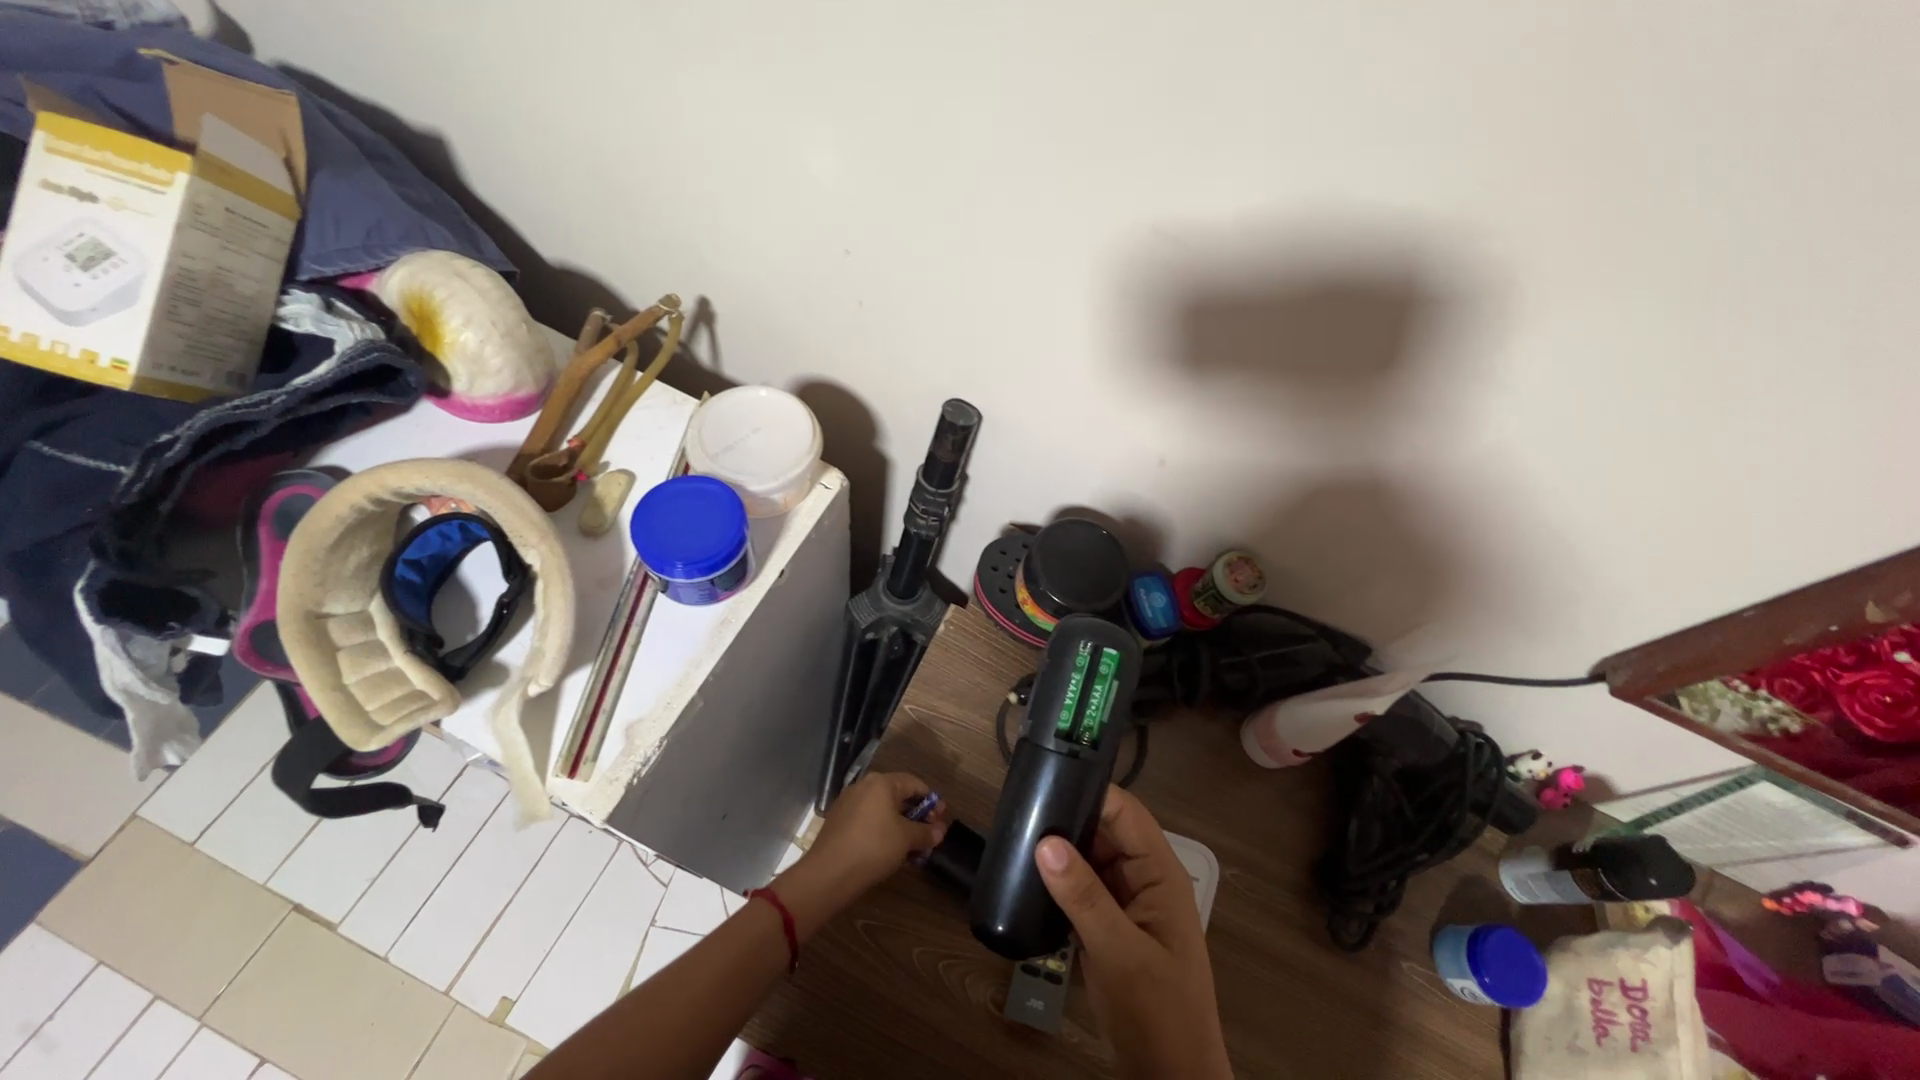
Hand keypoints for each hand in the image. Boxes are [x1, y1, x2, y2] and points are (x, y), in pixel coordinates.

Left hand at [774, 772, 948, 939]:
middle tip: (928, 834)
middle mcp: (863, 787)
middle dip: (916, 815)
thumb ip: (926, 832)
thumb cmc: (874, 847)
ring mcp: (848, 803)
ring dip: (900, 825)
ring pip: (882, 810)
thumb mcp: (906, 839)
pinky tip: (889, 850)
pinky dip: (882, 830)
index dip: (931, 800)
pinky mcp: (838, 821)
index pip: (914, 784)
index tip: (941, 819)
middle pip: (897, 796)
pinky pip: (868, 820)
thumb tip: (940, 832)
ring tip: (911, 846)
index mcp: (881, 783)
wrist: (829, 873)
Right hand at [1034, 787, 1231, 1079]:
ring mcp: (1125, 904)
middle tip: (1017, 807)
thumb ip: (1083, 896)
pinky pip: (1081, 890)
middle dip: (1066, 817)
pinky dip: (1058, 881)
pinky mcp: (1107, 927)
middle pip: (1104, 831)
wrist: (1168, 1075)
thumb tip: (1044, 841)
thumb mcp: (1119, 951)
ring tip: (1014, 832)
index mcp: (1159, 874)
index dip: (1091, 790)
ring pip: (1089, 860)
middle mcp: (1143, 880)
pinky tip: (1026, 874)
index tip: (1046, 777)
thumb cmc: (1156, 1010)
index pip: (1126, 812)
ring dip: (1059, 849)